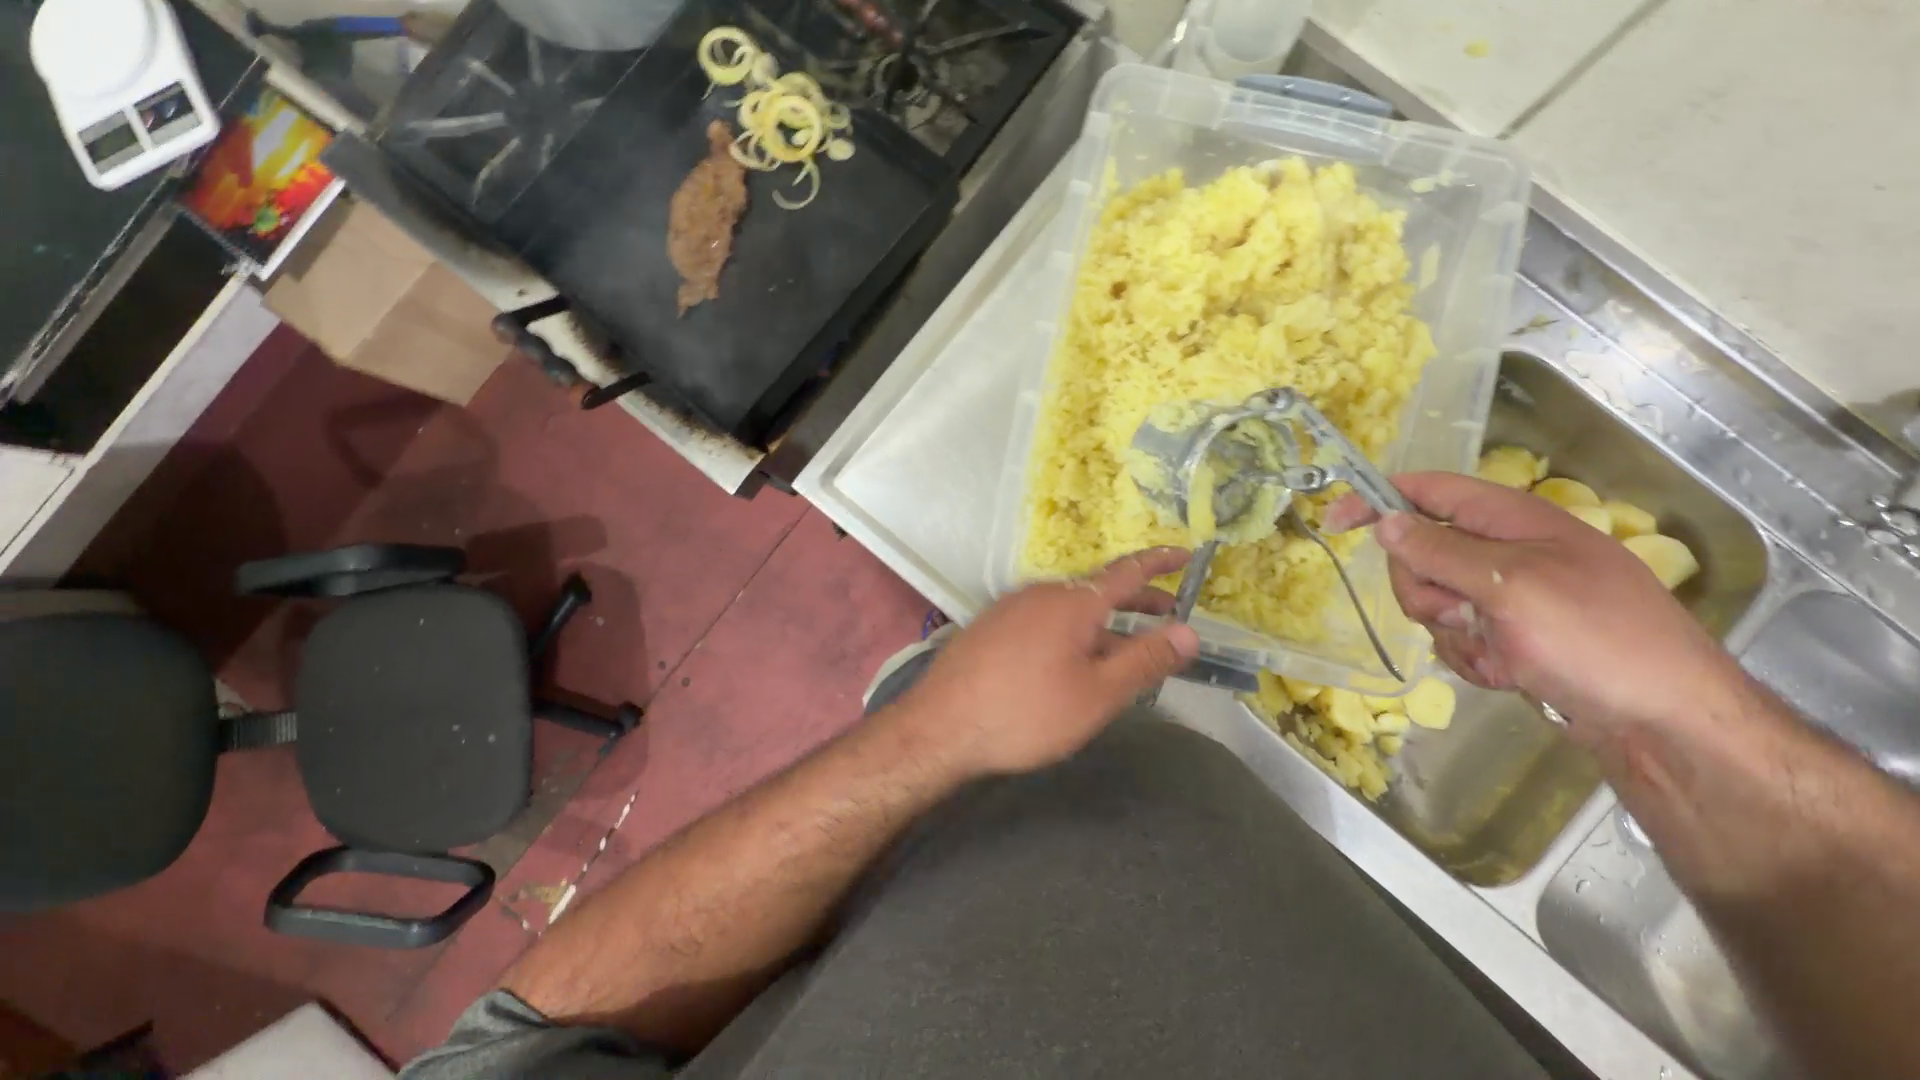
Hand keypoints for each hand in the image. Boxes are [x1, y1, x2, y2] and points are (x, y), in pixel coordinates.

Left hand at [891, 548, 1201, 775]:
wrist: (939, 728)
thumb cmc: (1026, 713)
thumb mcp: (1097, 694)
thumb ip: (1145, 660)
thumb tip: (1190, 632)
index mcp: (1072, 602)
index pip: (1127, 571)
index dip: (1160, 562)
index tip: (1186, 554)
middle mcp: (1040, 594)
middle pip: (1097, 589)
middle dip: (1137, 600)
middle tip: (1168, 614)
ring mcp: (1009, 609)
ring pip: (1068, 607)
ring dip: (1102, 619)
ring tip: (1122, 645)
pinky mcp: (989, 628)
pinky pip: (1043, 619)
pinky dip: (1071, 629)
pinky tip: (1070, 660)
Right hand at [1326, 472, 1742, 739]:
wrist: (1661, 720)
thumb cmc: (1595, 639)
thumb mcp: (1510, 585)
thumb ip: (1441, 551)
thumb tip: (1387, 521)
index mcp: (1512, 520)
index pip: (1428, 492)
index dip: (1378, 499)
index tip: (1336, 522)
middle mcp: (1506, 552)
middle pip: (1420, 554)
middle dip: (1425, 589)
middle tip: (1459, 612)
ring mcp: (1509, 597)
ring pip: (1434, 602)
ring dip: (1452, 632)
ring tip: (1498, 651)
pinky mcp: (1511, 637)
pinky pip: (1458, 638)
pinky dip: (1474, 658)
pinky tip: (1510, 672)